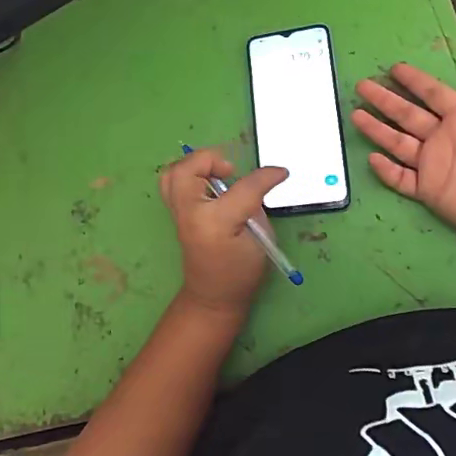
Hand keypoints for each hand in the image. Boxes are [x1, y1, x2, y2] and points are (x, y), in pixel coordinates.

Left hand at [158, 150, 288, 313]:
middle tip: (231, 171)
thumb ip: (256, 204)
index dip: (267, 176)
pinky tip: (210, 185)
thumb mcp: (261, 237)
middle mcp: (190, 214)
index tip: (281, 173)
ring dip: (196, 165)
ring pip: (173, 173)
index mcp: (216, 222)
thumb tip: (256, 182)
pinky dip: (191, 175)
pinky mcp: (176, 214)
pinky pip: (174, 183)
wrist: (214, 296)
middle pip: (187, 169)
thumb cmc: (241, 271)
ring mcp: (178, 214)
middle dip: (211, 160)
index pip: (243, 187)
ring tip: (217, 174)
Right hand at [351, 60, 455, 247]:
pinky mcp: (431, 192)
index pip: (435, 95)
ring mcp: (437, 166)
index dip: (416, 81)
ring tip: (355, 114)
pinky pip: (402, 179)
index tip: (395, 68)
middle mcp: (447, 139)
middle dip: (385, 100)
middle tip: (362, 86)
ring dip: (378, 130)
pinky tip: (371, 157)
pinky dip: (387, 170)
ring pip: (399, 143)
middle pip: (408, 115)